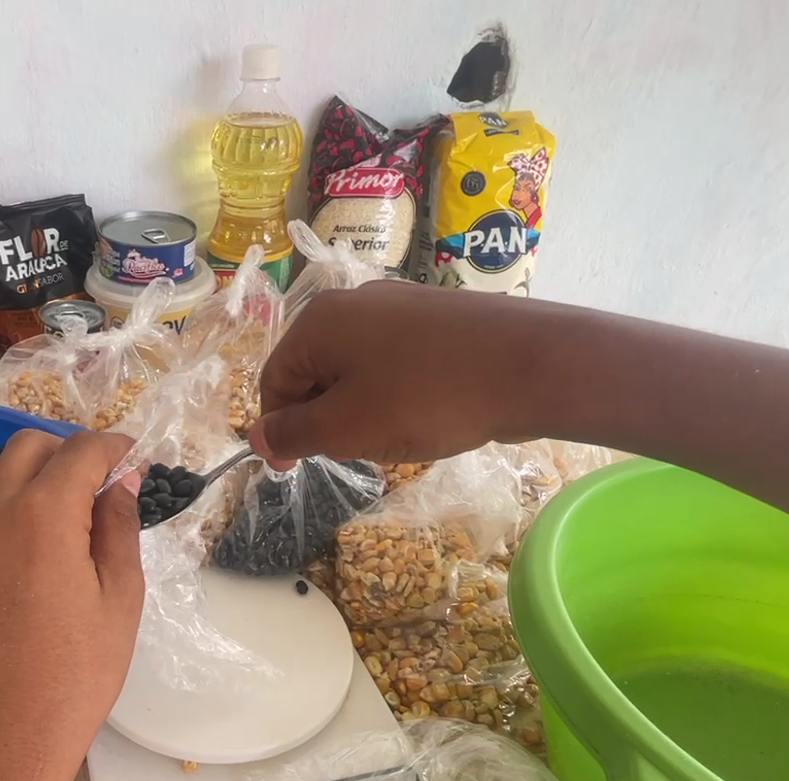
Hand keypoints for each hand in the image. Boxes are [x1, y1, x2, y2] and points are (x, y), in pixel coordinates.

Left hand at [0, 430, 143, 780]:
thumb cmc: (75, 675)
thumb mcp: (120, 599)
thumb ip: (119, 528)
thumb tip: (121, 481)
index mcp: (42, 514)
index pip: (79, 451)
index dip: (112, 448)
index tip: (132, 459)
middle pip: (27, 448)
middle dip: (68, 453)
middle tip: (101, 489)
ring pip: (0, 484)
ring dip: (37, 486)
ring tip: (72, 535)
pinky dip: (12, 518)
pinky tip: (34, 568)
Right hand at [248, 280, 541, 465]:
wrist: (530, 365)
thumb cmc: (424, 398)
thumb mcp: (345, 427)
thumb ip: (293, 434)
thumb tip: (258, 437)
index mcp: (319, 323)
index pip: (274, 381)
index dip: (278, 429)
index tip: (294, 468)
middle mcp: (353, 304)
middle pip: (312, 373)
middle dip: (321, 420)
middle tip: (351, 453)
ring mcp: (398, 308)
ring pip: (352, 372)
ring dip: (357, 412)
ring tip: (390, 437)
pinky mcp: (435, 321)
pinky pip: (391, 364)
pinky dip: (391, 396)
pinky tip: (419, 416)